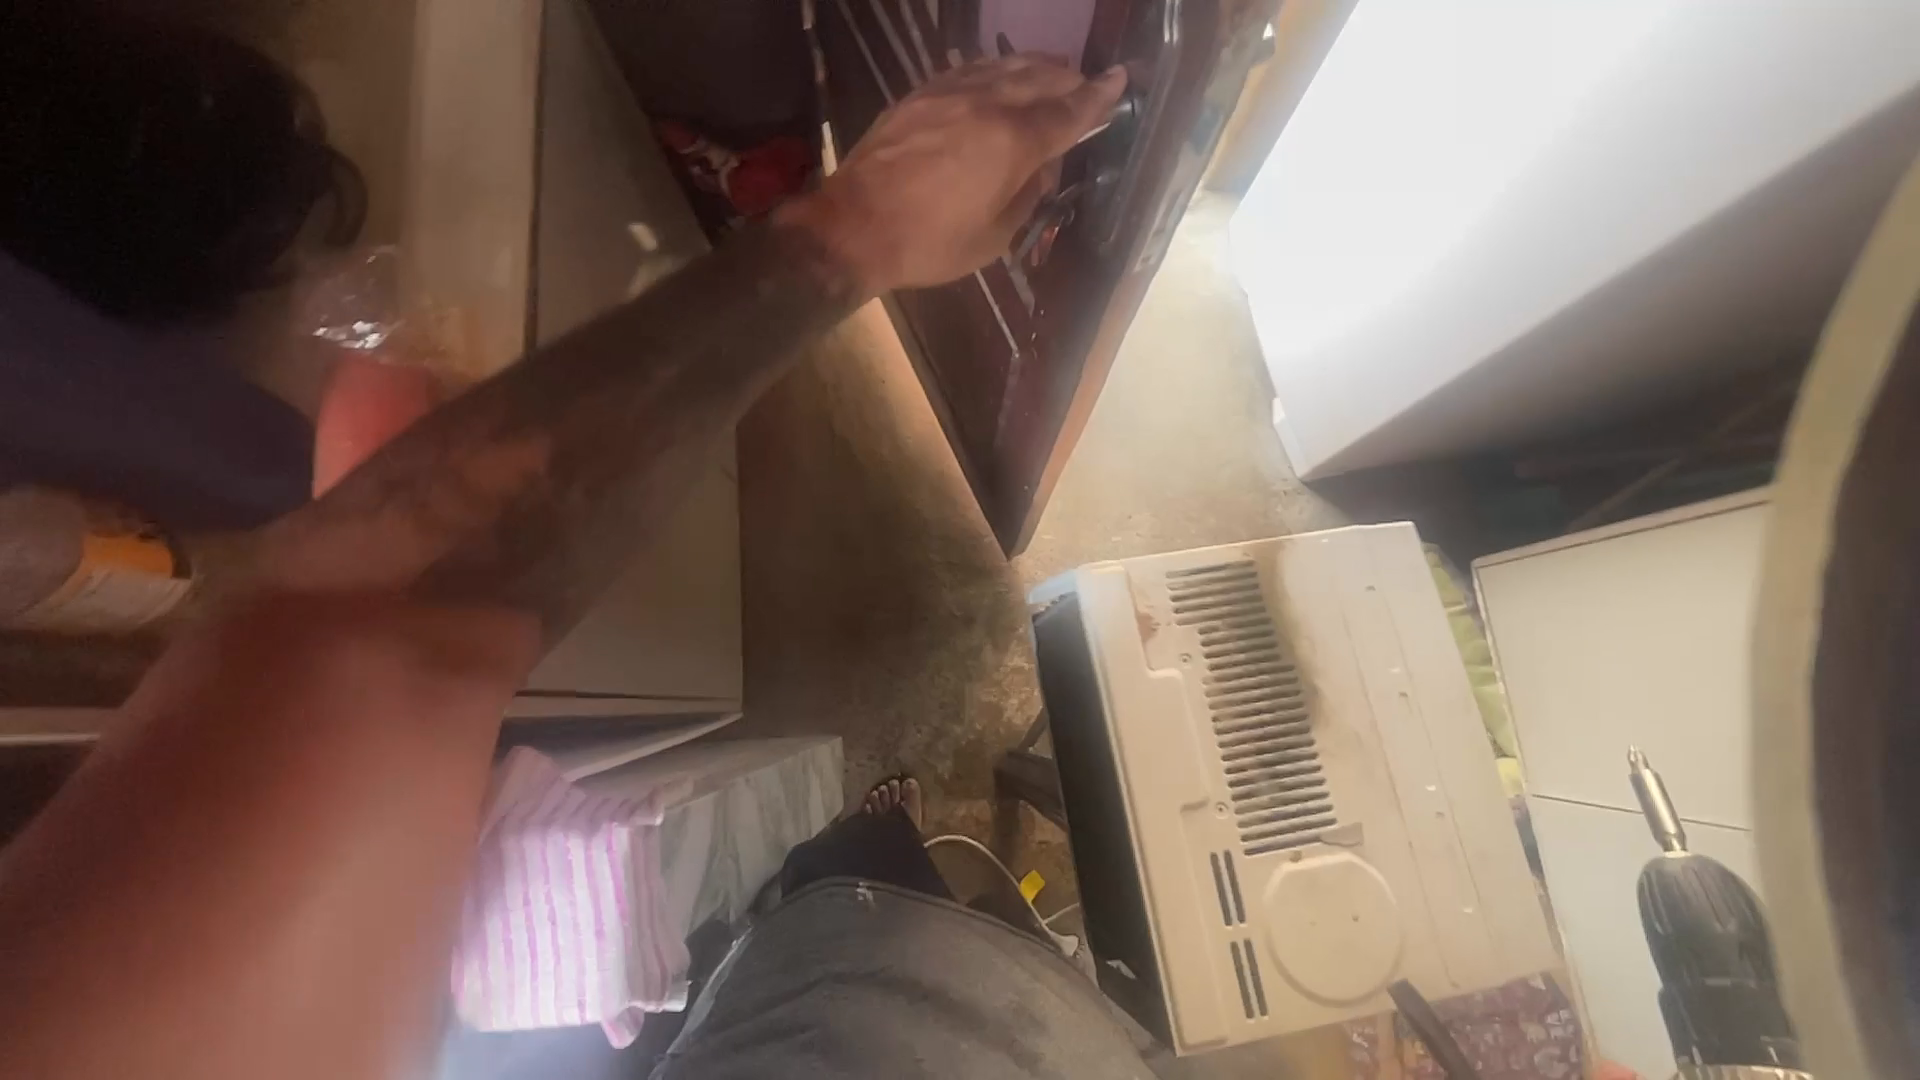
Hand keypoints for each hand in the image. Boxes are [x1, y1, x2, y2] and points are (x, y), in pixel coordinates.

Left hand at [779, 55, 1127, 294]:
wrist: (856, 226)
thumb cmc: (929, 244)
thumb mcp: (993, 239)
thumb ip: (1026, 197)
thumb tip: (1040, 170)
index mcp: (1013, 143)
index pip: (1067, 114)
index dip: (1097, 100)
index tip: (1120, 83)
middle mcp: (988, 104)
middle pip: (1041, 80)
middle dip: (1070, 81)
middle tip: (1087, 85)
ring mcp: (952, 92)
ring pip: (1006, 66)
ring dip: (1036, 68)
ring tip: (1052, 72)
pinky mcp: (923, 94)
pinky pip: (973, 69)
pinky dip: (997, 70)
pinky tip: (1001, 75)